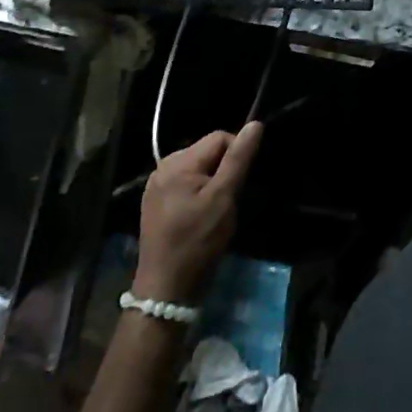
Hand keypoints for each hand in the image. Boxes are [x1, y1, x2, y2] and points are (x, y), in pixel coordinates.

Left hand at [134, 122, 263, 302]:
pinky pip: (185, 183)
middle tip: (229, 200)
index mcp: (178, 162)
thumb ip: (238, 159)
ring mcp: (157, 185)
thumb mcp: (224, 198)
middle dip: (224, 169)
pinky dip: (198, 192)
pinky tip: (200, 215)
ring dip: (212, 181)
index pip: (219, 137)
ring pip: (198, 167)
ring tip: (215, 209)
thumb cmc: (198, 240)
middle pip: (207, 151)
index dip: (237, 154)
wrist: (166, 288)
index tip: (240, 184)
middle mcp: (163, 166)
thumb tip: (255, 124)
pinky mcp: (156, 202)